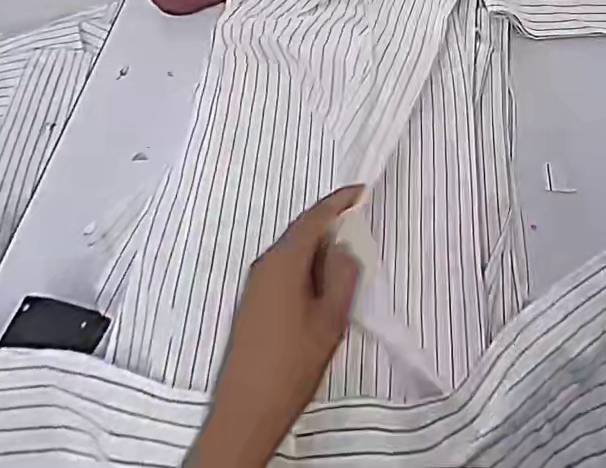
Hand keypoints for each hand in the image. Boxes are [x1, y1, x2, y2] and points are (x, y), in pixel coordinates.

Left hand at [189, 186, 363, 467]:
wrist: (244, 413)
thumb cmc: (292, 365)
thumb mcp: (331, 319)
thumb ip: (343, 275)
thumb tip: (343, 248)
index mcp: (284, 261)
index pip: (314, 217)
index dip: (339, 201)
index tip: (361, 191)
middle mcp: (265, 263)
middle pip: (301, 230)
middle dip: (330, 223)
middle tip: (358, 224)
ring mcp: (254, 283)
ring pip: (292, 250)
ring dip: (317, 247)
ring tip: (344, 257)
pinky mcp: (252, 302)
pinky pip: (283, 268)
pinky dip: (305, 264)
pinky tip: (320, 284)